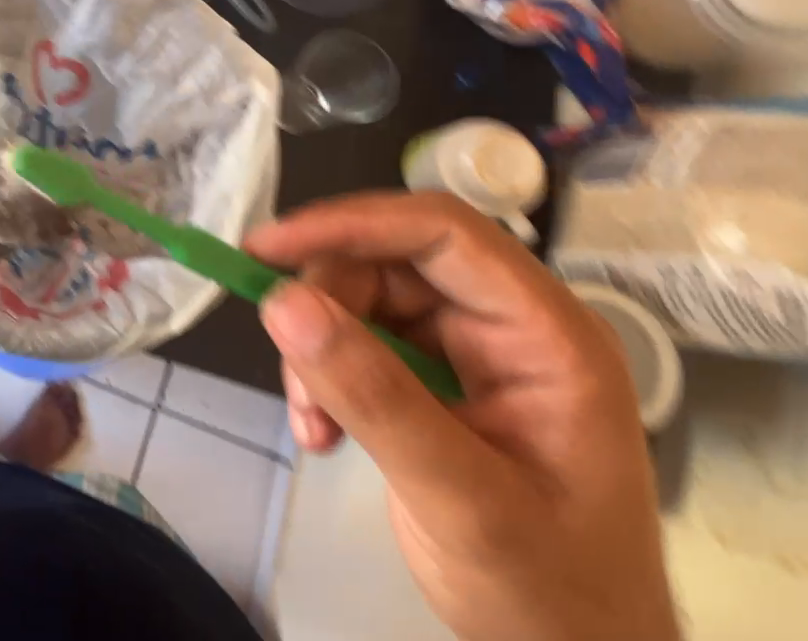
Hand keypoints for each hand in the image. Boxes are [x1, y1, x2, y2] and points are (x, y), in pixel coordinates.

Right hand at [243, 192, 677, 640]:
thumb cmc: (544, 585)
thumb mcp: (458, 494)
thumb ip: (373, 395)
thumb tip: (282, 302)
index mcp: (546, 335)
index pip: (441, 234)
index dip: (349, 224)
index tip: (263, 250)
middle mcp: (506, 327)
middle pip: (385, 265)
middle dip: (323, 311)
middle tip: (296, 378)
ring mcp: (467, 353)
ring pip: (356, 301)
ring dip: (314, 354)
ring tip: (312, 424)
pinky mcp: (429, 379)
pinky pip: (350, 342)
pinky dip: (318, 378)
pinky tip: (319, 433)